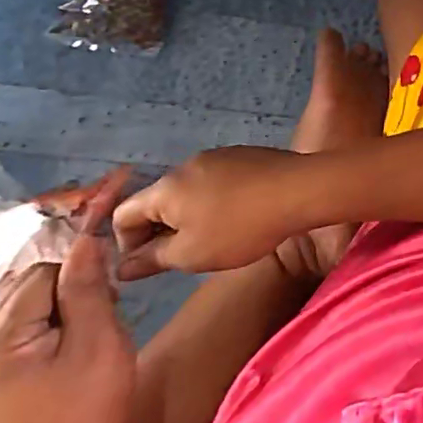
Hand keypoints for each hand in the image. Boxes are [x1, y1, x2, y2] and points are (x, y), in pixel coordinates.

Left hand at [0, 202, 133, 422]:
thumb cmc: (92, 405)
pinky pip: (15, 328)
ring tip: (86, 329)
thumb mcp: (99, 339)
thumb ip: (87, 285)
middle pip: (24, 286)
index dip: (77, 274)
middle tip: (101, 311)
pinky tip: (67, 343)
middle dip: (65, 287)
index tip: (107, 291)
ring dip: (56, 304)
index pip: (39, 274)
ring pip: (20, 304)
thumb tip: (85, 235)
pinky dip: (45, 324)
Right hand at [113, 147, 310, 278]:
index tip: (151, 264)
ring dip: (190, 217)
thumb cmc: (241, 227)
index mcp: (166, 186)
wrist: (300, 189)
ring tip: (215, 239)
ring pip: (188, 191)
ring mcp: (218, 156)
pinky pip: (215, 181)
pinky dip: (215, 202)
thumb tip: (122, 266)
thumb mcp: (192, 254)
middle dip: (161, 231)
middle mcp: (187, 164)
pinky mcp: (244, 156)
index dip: (127, 245)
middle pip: (157, 200)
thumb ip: (152, 260)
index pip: (123, 214)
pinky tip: (239, 218)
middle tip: (184, 257)